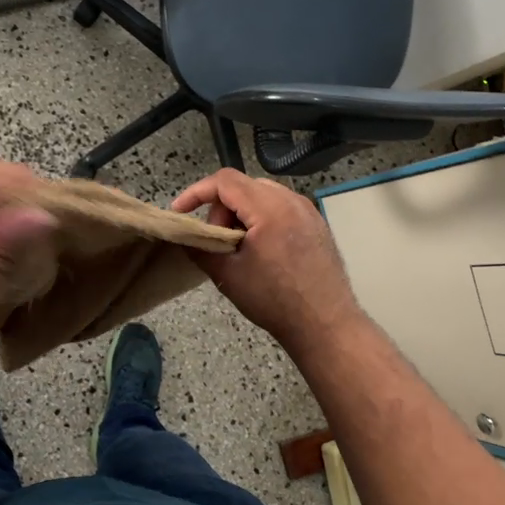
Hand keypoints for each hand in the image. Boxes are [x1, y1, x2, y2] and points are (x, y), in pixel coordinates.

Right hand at [171, 169, 362, 350]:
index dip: (196, 192)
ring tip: (237, 245)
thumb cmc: (273, 299)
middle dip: (220, 207)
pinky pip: (281, 207)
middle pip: (244, 185)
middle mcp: (291, 201)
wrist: (324, 323)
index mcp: (269, 208)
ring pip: (263, 194)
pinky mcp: (317, 224)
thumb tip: (185, 236)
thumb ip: (200, 248)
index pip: (225, 181)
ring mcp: (308, 211)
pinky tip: (260, 248)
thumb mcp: (227, 275)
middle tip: (215, 238)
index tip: (180, 212)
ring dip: (241, 212)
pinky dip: (262, 218)